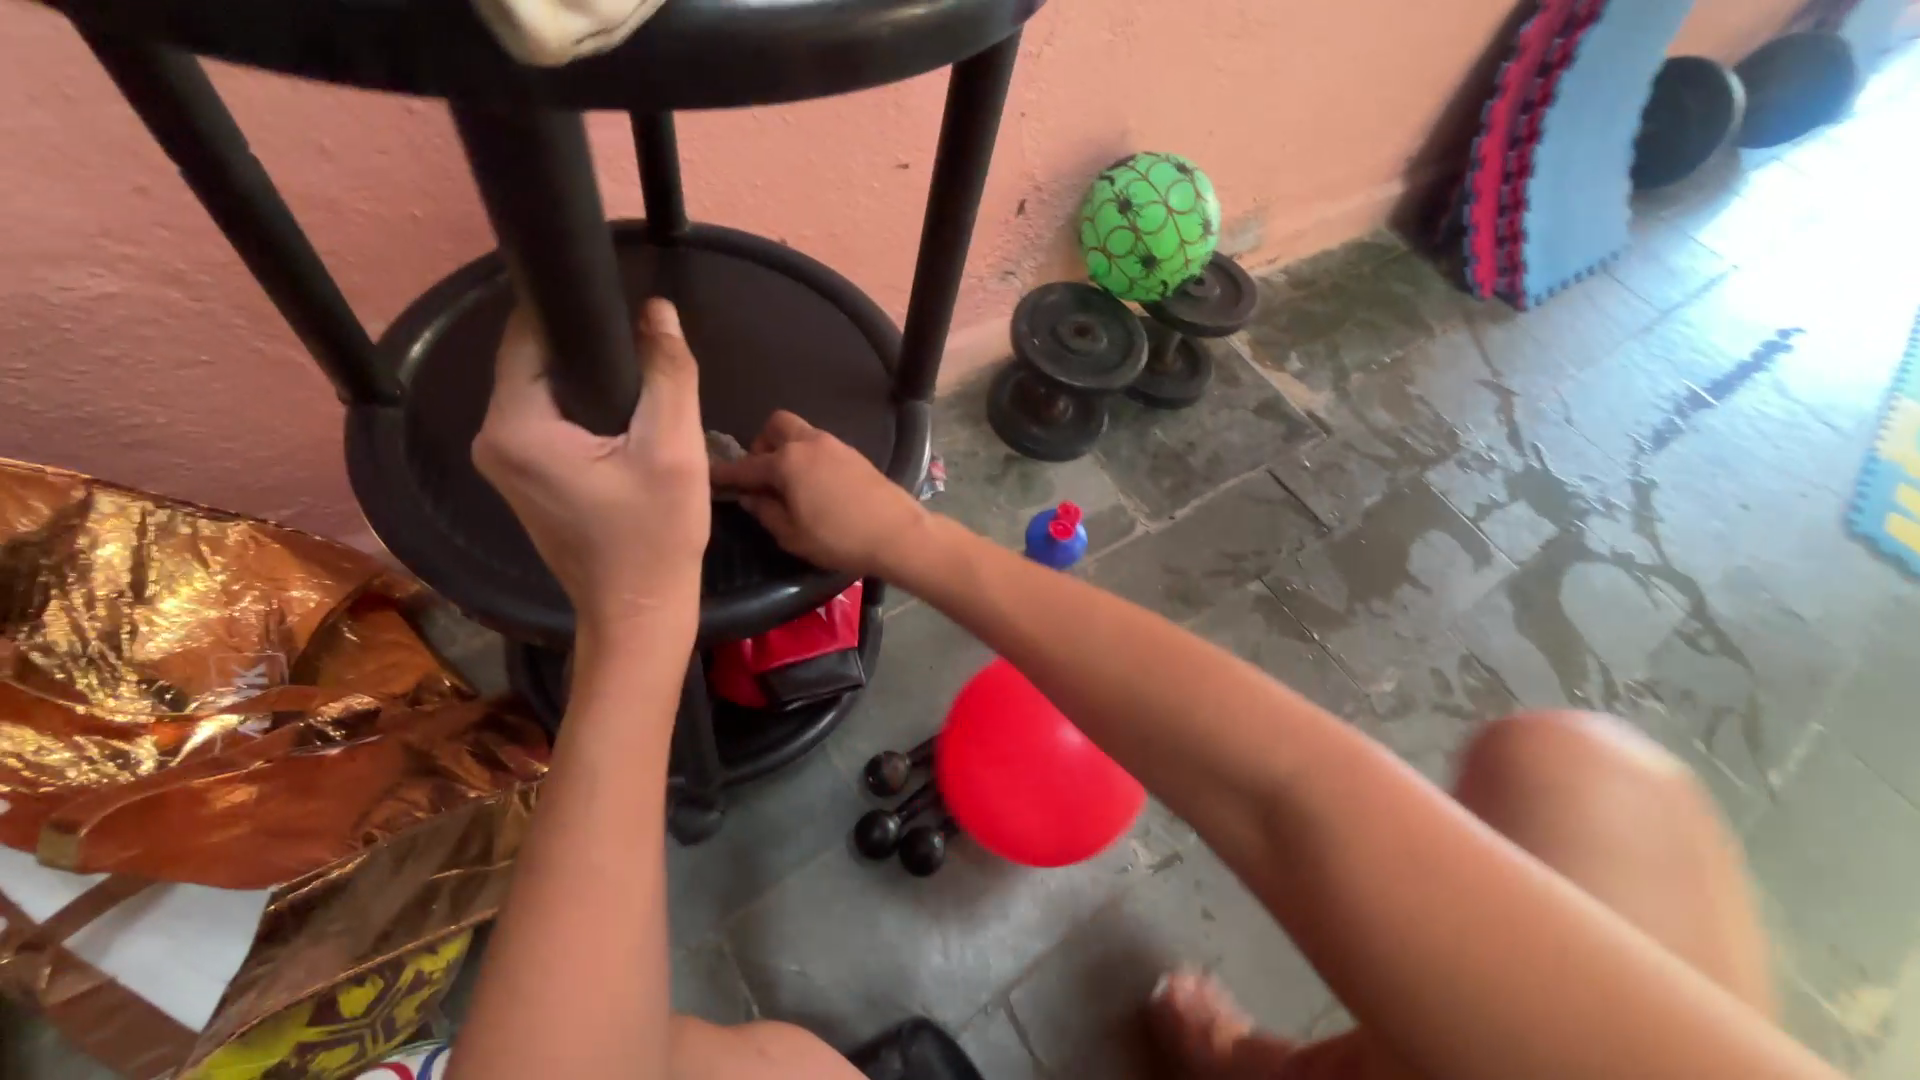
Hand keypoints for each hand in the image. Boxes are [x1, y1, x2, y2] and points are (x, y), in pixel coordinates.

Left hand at [472, 299, 708, 636]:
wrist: (638, 610)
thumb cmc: (656, 535)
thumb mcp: (673, 448)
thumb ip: (667, 372)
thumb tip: (658, 309)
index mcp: (516, 426)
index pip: (528, 335)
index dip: (572, 310)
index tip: (619, 300)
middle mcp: (493, 439)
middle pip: (533, 363)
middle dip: (586, 346)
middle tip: (644, 346)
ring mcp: (503, 463)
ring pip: (544, 393)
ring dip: (587, 378)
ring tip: (640, 377)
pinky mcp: (523, 480)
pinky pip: (547, 422)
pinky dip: (581, 410)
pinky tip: (622, 416)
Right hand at [710, 411, 925, 576]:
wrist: (897, 533)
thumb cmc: (839, 538)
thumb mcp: (793, 535)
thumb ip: (766, 513)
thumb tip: (750, 498)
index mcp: (787, 462)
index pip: (746, 466)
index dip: (725, 473)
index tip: (708, 475)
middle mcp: (808, 444)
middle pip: (775, 425)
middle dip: (762, 445)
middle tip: (763, 476)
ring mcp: (834, 445)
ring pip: (800, 432)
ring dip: (787, 449)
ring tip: (789, 484)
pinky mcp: (854, 454)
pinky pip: (820, 445)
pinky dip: (808, 457)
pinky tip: (814, 485)